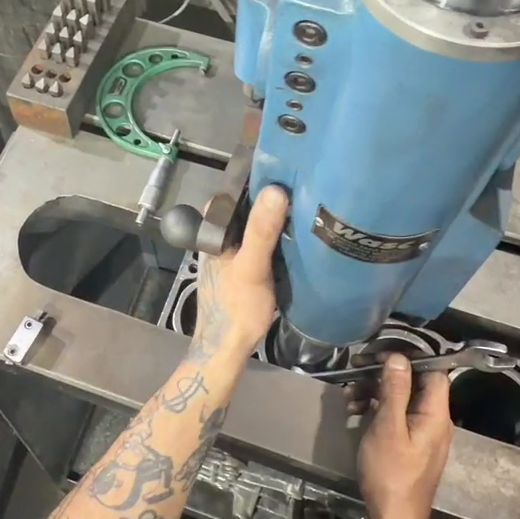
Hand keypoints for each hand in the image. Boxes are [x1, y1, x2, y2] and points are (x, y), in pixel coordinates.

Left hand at [192, 185, 289, 359]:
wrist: (228, 348)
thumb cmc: (236, 307)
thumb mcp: (251, 266)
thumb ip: (261, 231)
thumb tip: (275, 190)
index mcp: (212, 232)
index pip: (232, 193)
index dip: (256, 180)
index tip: (287, 170)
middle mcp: (219, 238)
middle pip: (246, 208)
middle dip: (270, 199)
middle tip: (305, 188)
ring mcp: (232, 253)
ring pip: (255, 226)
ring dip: (276, 219)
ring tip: (307, 207)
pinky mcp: (245, 267)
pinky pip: (263, 243)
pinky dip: (278, 238)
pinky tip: (298, 236)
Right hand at [358, 354, 452, 518]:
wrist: (395, 518)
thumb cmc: (391, 473)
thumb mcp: (388, 427)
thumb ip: (394, 390)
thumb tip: (398, 357)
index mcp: (436, 413)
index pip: (433, 371)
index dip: (409, 357)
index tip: (380, 353)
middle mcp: (434, 420)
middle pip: (414, 383)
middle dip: (384, 374)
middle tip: (356, 370)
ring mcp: (423, 433)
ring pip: (402, 399)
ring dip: (375, 392)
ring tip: (348, 395)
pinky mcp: (410, 443)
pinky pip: (397, 416)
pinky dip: (377, 410)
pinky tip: (355, 412)